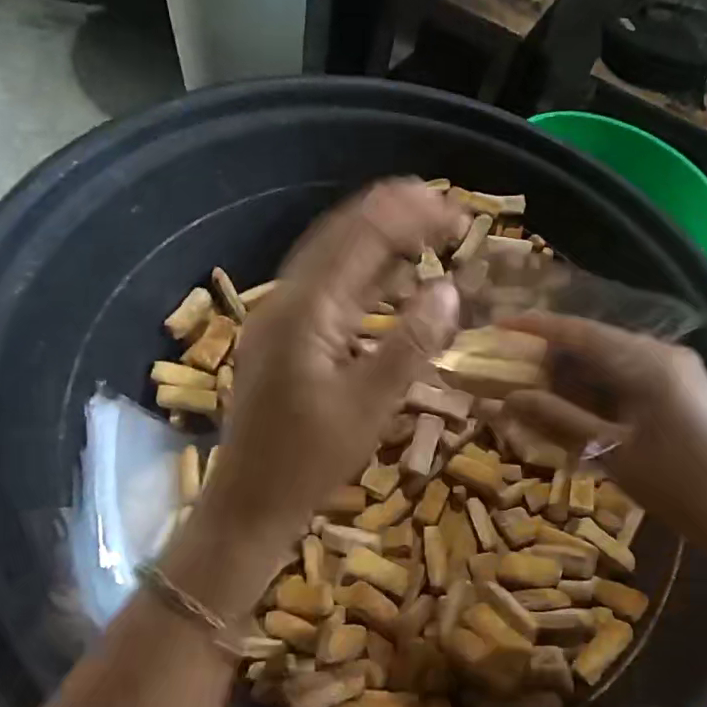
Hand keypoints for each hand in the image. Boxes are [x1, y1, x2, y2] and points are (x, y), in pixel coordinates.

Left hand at [188, 180, 462, 603]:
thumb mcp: (370, 405)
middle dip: (391, 214)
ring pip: (330, 260)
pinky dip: (362, 276)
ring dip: (375, 240)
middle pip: (340, 237)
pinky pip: (326, 290)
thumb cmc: (311, 460)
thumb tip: (450, 292)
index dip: (408, 217)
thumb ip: (411, 345)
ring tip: (420, 227)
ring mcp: (280, 320)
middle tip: (440, 204)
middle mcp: (287, 302)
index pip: (360, 241)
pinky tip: (387, 280)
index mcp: (306, 312)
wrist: (251, 501)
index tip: (455, 211)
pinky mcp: (284, 340)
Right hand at [498, 312, 706, 552]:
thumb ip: (559, 419)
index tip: (497, 325)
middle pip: (595, 343)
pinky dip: (600, 388)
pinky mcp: (684, 391)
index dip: (535, 327)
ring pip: (612, 361)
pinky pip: (631, 377)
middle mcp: (663, 353)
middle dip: (551, 354)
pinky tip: (579, 405)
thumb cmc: (678, 484)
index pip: (579, 332)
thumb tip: (507, 398)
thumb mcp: (611, 452)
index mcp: (646, 360)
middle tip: (510, 368)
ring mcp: (678, 371)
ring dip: (575, 373)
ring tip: (536, 388)